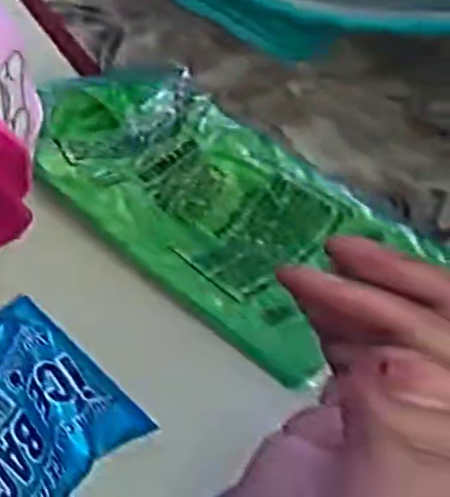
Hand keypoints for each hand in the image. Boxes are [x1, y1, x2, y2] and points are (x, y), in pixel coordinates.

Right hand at [231, 237, 449, 496]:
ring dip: (366, 296)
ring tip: (318, 263)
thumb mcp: (380, 487)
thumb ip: (405, 432)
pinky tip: (306, 294)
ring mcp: (416, 417)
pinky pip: (367, 352)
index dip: (408, 309)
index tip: (328, 274)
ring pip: (409, 340)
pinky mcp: (370, 411)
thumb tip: (405, 363)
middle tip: (345, 250)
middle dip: (409, 290)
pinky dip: (338, 316)